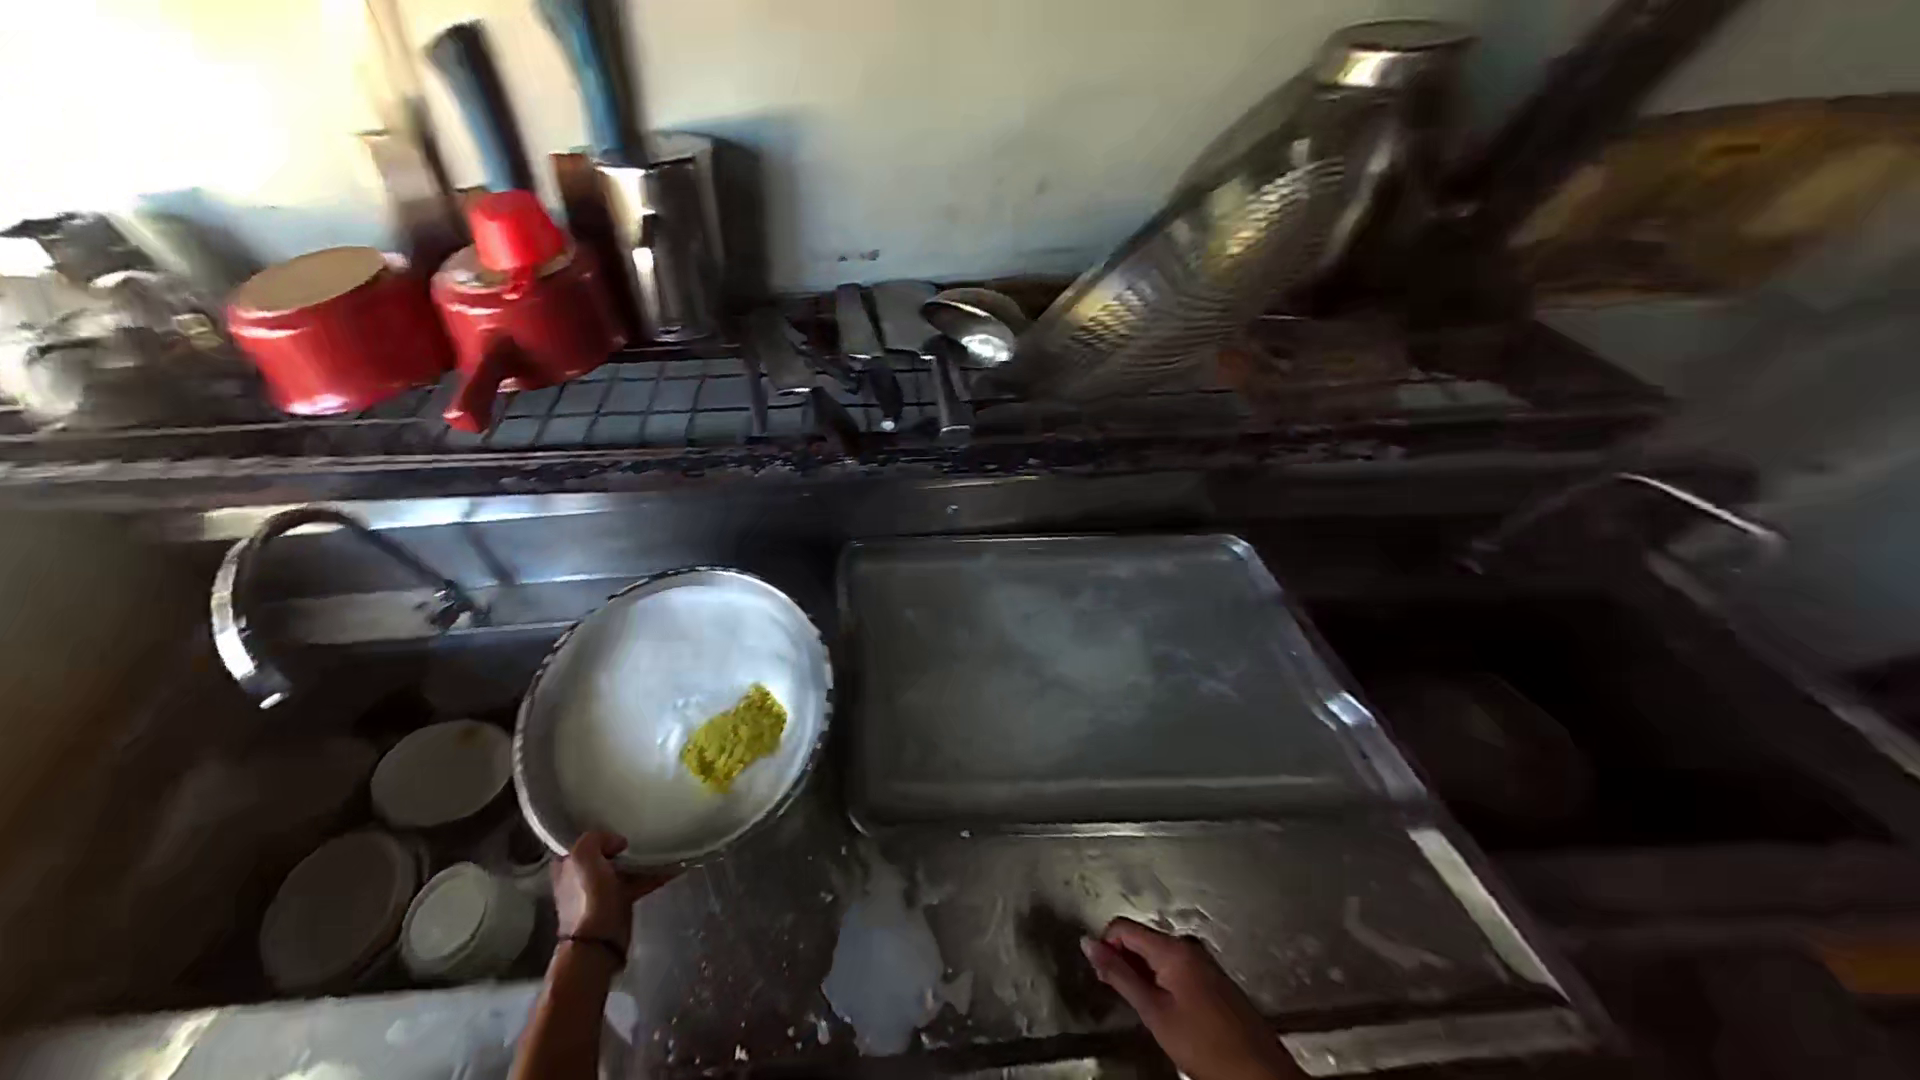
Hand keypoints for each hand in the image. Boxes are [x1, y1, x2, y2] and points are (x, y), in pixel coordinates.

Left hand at [551, 830, 669, 954]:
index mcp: (566, 868)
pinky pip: (639, 882)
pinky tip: (672, 867)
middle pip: (602, 854)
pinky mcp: (619, 904)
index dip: (595, 833)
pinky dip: (653, 875)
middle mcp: (580, 879)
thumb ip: (595, 839)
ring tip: (662, 847)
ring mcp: (600, 893)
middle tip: (641, 833)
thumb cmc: (588, 898)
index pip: (578, 843)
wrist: (600, 943)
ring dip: (640, 860)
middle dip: (620, 845)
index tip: (616, 824)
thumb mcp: (583, 857)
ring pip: (622, 868)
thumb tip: (619, 843)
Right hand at [1083, 917, 1300, 1079]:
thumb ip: (1119, 975)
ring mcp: (1203, 960)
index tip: (1101, 976)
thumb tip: (1087, 943)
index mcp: (1173, 948)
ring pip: (1157, 955)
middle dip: (1124, 961)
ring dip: (1142, 974)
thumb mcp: (1153, 1012)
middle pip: (1141, 939)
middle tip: (1120, 997)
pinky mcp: (1213, 977)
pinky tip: (1167, 1011)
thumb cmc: (1204, 1045)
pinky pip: (1175, 966)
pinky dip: (1161, 981)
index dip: (1105, 946)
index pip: (1123, 927)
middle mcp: (1188, 945)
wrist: (1261, 1076)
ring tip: (1144, 1008)